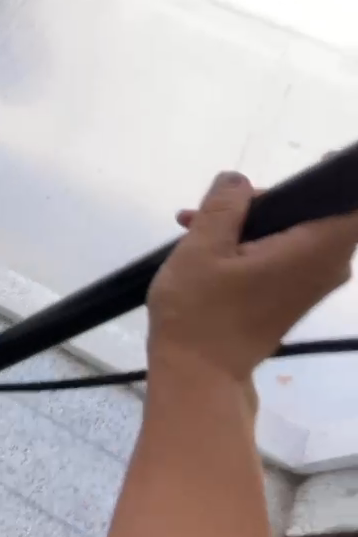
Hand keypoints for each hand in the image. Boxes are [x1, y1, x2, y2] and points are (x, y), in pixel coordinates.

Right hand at [147, 171, 357, 380]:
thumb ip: (223, 209)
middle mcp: (330, 263)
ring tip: (194, 228)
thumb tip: (237, 179)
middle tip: (211, 207)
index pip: (351, 202)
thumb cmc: (199, 307)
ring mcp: (315, 281)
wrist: (200, 365)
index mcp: (317, 247)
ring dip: (252, 225)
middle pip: (320, 215)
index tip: (299, 171)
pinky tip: (209, 250)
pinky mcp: (295, 294)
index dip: (331, 180)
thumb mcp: (199, 250)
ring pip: (298, 235)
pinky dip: (254, 245)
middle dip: (267, 203)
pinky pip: (287, 255)